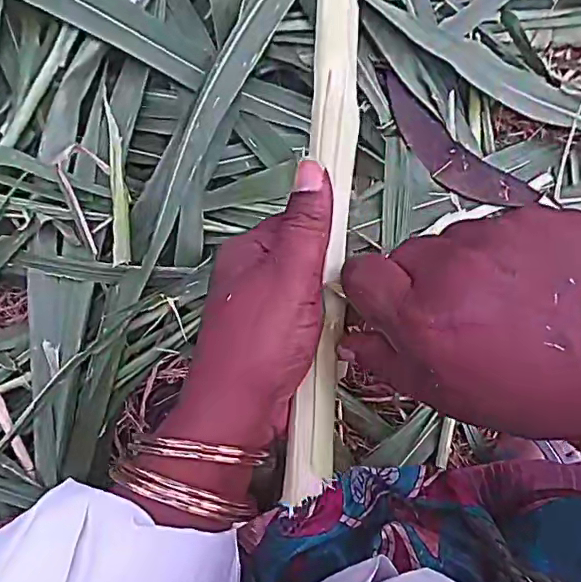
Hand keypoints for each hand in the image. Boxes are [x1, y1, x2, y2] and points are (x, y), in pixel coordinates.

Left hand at [167, 160, 333, 450]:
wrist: (242, 410)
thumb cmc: (257, 345)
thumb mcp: (290, 275)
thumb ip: (305, 225)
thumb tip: (312, 171)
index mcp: (248, 252)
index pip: (298, 221)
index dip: (325, 236)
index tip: (338, 255)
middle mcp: (253, 279)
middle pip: (311, 262)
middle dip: (329, 282)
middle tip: (326, 301)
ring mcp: (265, 313)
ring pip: (316, 298)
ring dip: (328, 314)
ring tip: (320, 331)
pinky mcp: (277, 342)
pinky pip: (313, 328)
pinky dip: (322, 338)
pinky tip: (318, 350)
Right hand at [340, 206, 580, 440]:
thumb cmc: (530, 391)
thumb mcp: (444, 394)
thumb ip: (388, 361)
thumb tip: (353, 339)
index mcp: (421, 316)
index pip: (360, 273)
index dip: (367, 289)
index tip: (382, 302)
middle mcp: (452, 267)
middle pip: (404, 254)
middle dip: (415, 280)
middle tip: (449, 312)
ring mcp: (497, 235)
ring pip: (450, 240)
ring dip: (459, 264)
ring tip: (497, 300)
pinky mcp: (536, 216)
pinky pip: (497, 228)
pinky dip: (502, 251)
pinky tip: (528, 284)